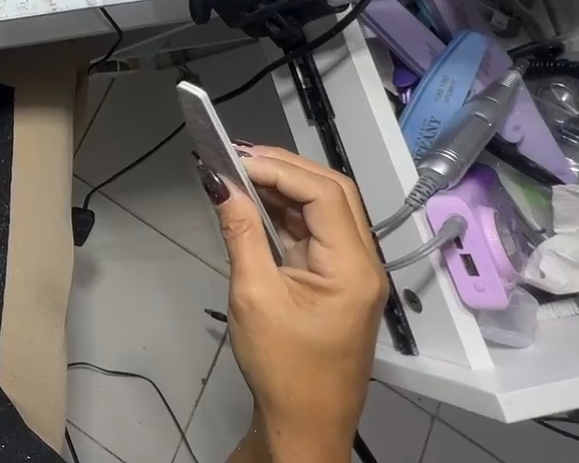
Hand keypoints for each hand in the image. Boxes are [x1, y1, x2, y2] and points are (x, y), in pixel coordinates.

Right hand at [204, 146, 386, 460]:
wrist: (303, 421)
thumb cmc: (282, 364)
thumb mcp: (253, 294)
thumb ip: (240, 232)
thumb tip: (218, 183)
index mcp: (352, 268)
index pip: (324, 195)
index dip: (279, 168)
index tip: (231, 159)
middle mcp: (360, 262)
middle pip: (332, 192)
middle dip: (284, 167)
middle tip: (234, 156)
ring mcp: (347, 270)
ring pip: (322, 206)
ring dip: (281, 184)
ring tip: (235, 171)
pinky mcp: (330, 277)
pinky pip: (310, 228)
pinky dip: (280, 208)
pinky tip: (249, 200)